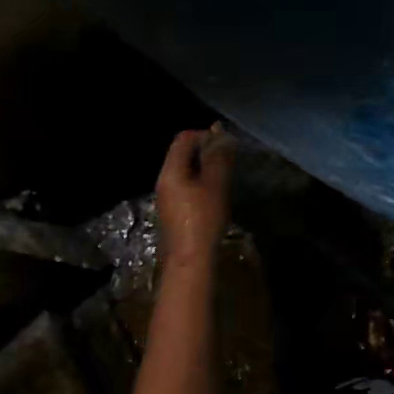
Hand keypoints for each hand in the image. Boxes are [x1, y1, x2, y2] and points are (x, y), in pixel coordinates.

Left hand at [155, 124, 233, 268]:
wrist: (190, 259)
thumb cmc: (204, 219)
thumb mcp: (215, 185)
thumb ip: (218, 159)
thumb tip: (221, 134)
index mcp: (171, 171)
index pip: (184, 139)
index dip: (205, 135)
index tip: (227, 144)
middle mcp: (164, 180)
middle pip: (182, 154)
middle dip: (205, 151)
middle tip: (229, 160)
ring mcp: (167, 197)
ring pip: (185, 172)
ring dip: (204, 168)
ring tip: (225, 177)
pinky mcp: (174, 211)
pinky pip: (186, 187)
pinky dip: (201, 183)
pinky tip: (215, 196)